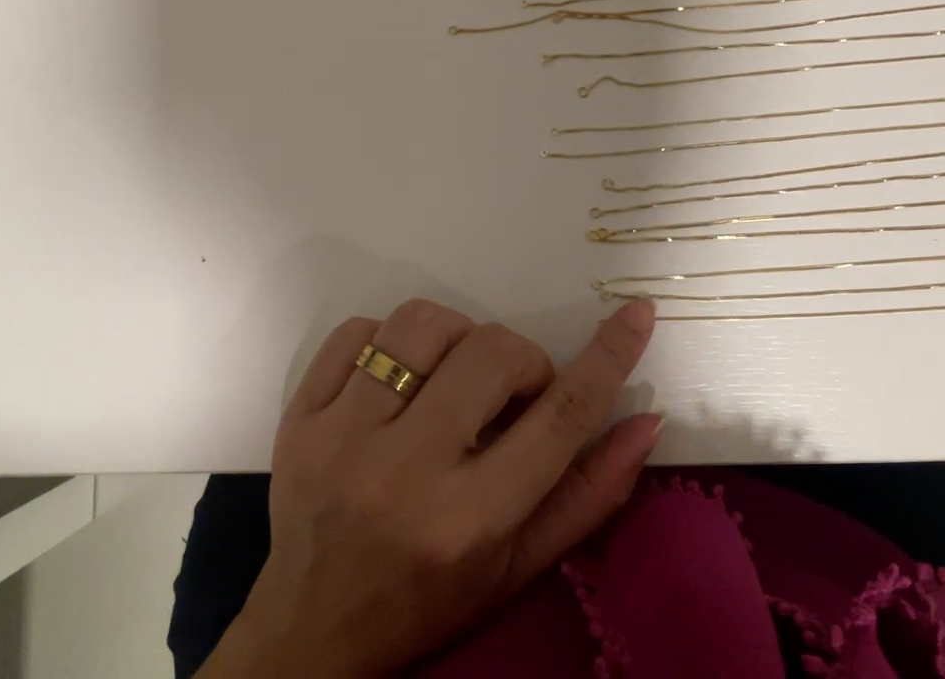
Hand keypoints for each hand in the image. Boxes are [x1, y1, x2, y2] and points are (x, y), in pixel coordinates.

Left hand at [201, 298, 662, 677]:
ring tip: (453, 379)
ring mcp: (340, 439)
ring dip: (457, 338)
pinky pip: (355, 331)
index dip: (608, 356)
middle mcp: (404, 473)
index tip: (637, 313)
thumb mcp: (521, 567)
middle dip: (521, 361)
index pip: (559, 418)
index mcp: (469, 520)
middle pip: (492, 354)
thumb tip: (647, 422)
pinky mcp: (297, 419)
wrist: (312, 632)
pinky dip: (390, 341)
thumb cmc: (432, 601)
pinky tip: (398, 379)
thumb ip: (590, 495)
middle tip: (512, 397)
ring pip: (421, 325)